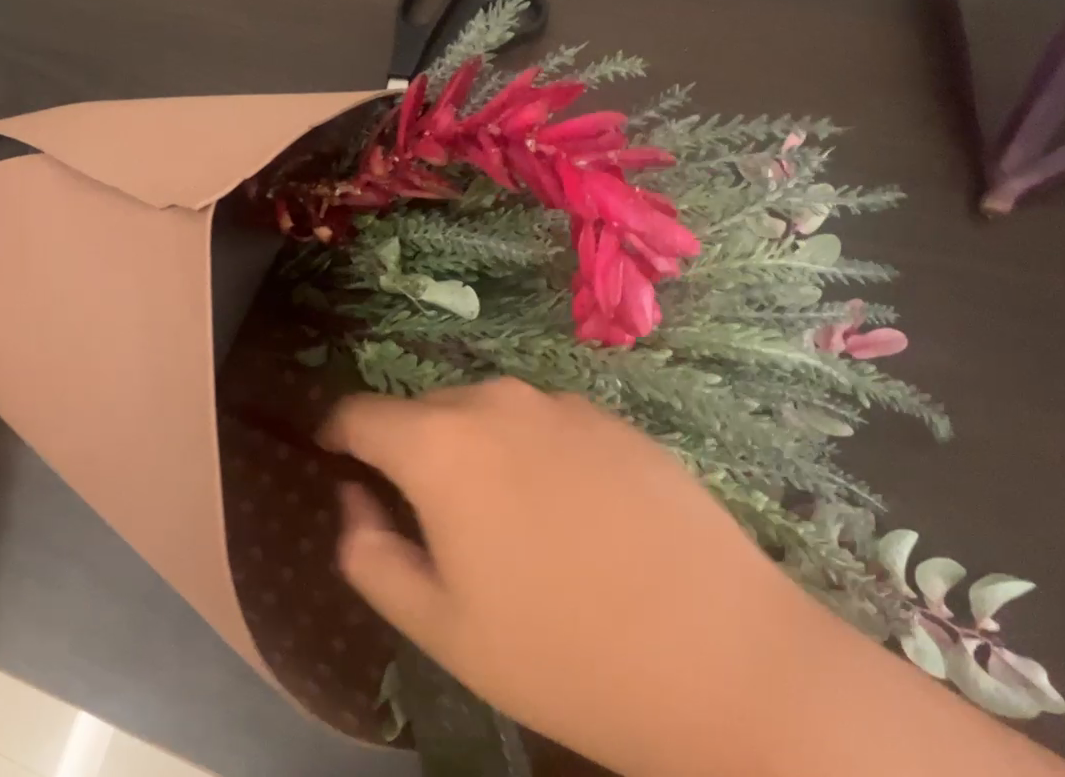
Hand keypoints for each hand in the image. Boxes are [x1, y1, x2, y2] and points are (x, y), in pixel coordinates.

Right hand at [321, 378, 825, 775]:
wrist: (726, 663)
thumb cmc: (561, 653)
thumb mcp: (438, 624)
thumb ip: (368, 553)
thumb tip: (356, 499)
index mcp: (440, 444)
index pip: (358, 413)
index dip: (338, 438)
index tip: (340, 468)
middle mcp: (498, 402)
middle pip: (424, 411)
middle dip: (409, 452)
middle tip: (432, 524)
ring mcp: (565, 406)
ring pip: (487, 415)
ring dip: (473, 452)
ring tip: (506, 525)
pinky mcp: (619, 422)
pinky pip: (545, 425)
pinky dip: (531, 454)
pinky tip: (571, 519)